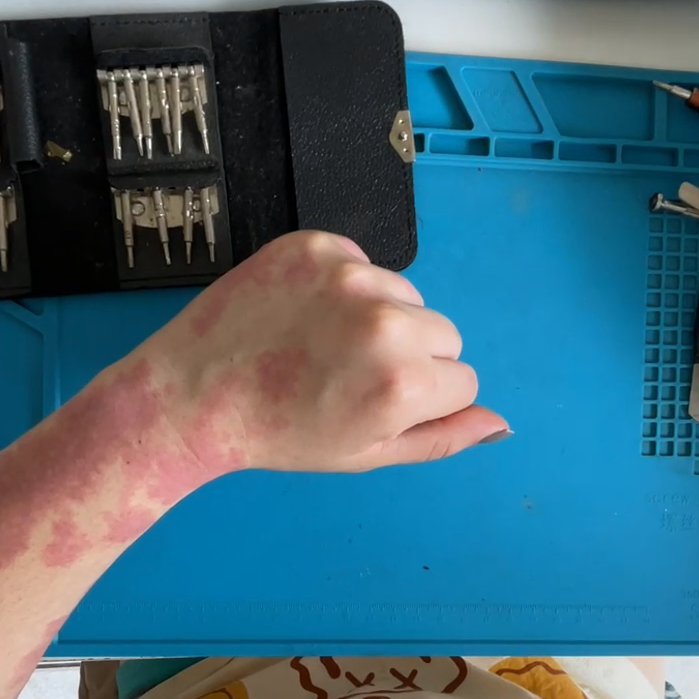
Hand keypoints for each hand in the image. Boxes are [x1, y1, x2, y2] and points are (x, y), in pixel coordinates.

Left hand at [139, 231, 509, 473]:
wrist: (195, 395)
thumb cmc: (283, 435)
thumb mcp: (367, 454)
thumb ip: (442, 438)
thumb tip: (502, 422)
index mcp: (404, 385)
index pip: (463, 379)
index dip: (423, 398)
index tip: (377, 403)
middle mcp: (386, 322)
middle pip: (444, 333)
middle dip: (412, 356)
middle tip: (349, 374)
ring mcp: (350, 275)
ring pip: (407, 295)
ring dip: (381, 317)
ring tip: (323, 343)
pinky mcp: (317, 244)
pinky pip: (365, 263)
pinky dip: (345, 287)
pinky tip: (305, 313)